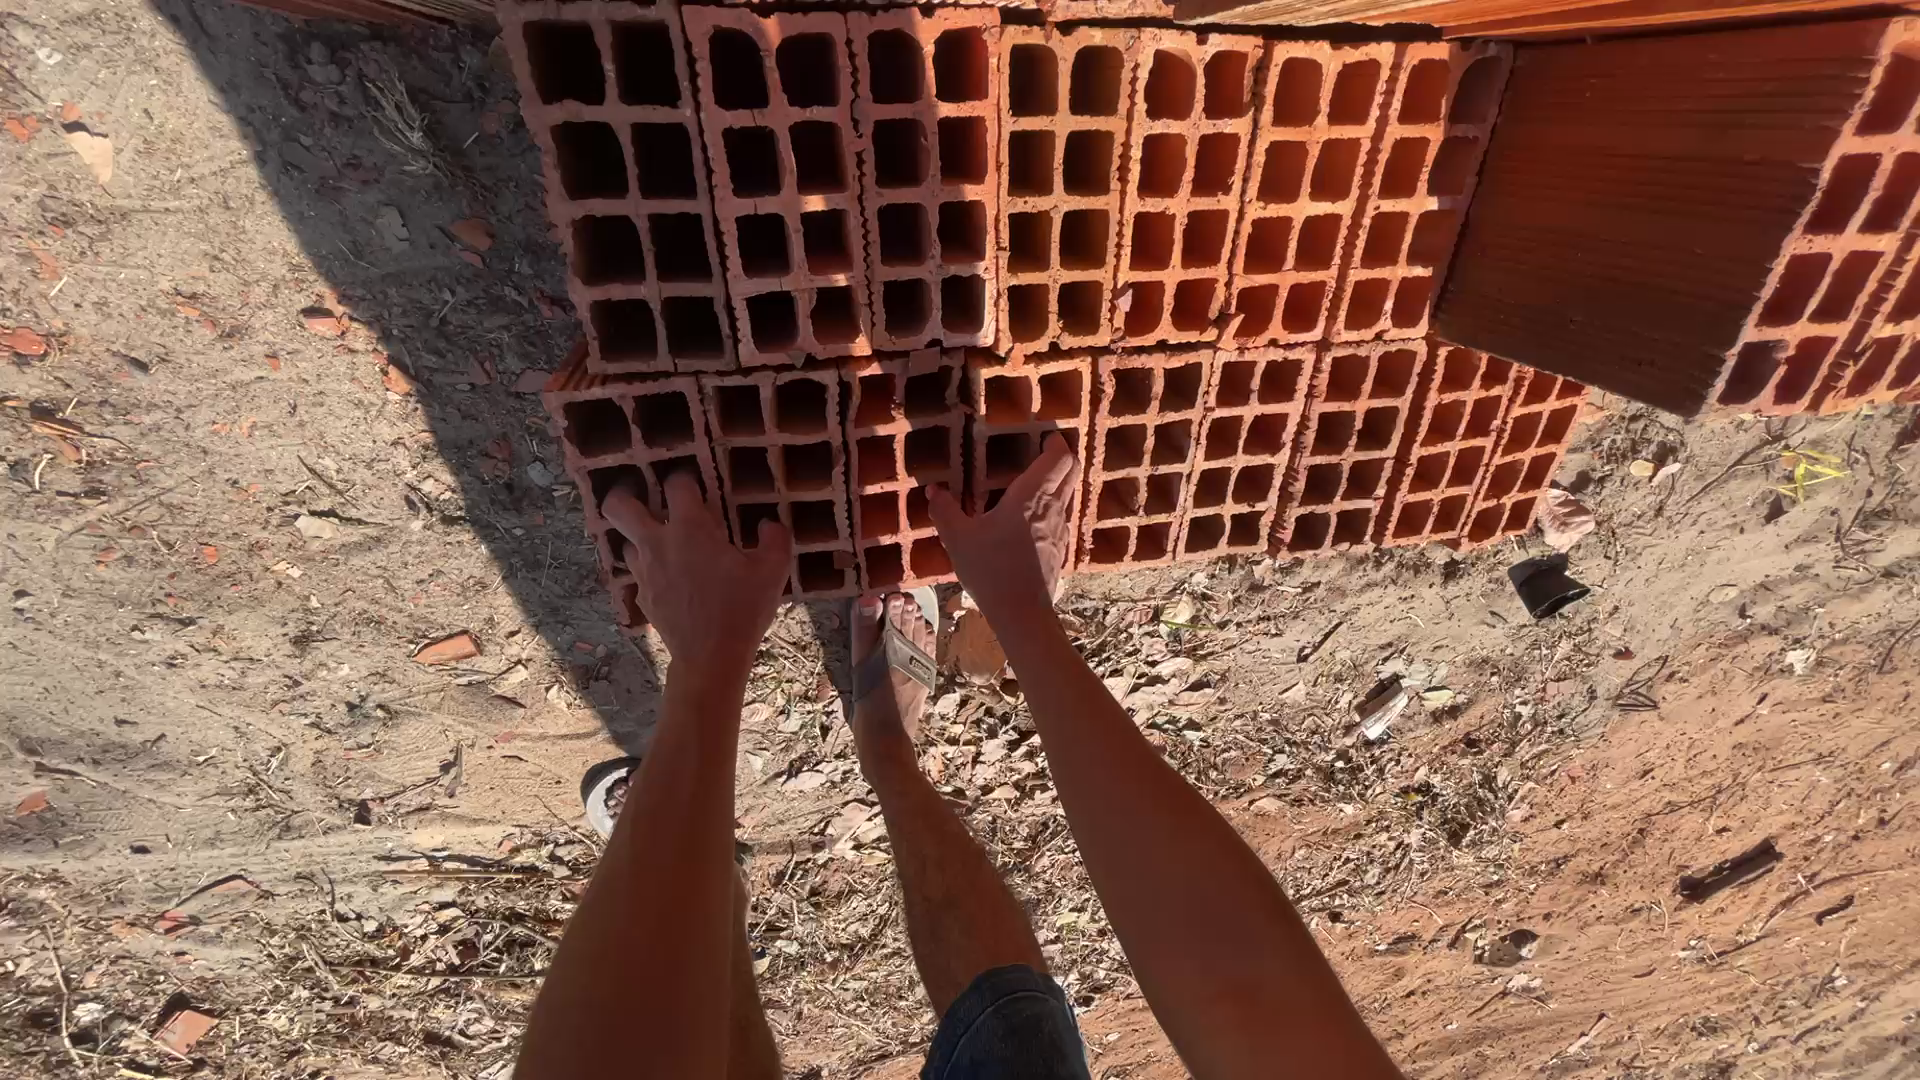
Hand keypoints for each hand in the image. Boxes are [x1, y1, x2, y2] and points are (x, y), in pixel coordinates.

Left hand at [601, 471, 791, 680]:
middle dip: (625, 494)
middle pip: (618, 506)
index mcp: (690, 529)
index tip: (696, 483)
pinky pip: (637, 573)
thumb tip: (767, 523)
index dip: (685, 478)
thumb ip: (775, 538)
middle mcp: (658, 544)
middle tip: (643, 496)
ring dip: (639, 536)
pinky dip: (649, 568)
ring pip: (625, 541)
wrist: (710, 657)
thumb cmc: (742, 609)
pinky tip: (669, 578)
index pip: (677, 484)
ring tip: (662, 542)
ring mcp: (644, 572)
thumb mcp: (773, 570)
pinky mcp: (643, 597)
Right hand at [927, 432, 1076, 619]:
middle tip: (1042, 451)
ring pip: (1068, 494)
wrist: (1021, 613)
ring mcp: (1061, 530)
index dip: (1055, 442)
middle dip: (1061, 457)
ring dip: (1058, 482)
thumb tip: (933, 490)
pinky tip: (1033, 519)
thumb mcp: (958, 539)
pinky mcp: (1061, 550)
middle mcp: (1053, 508)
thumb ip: (945, 510)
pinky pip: (1062, 517)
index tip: (1044, 435)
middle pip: (1070, 471)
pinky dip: (1053, 507)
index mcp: (1031, 496)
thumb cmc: (990, 569)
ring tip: (1034, 483)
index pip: (1058, 458)